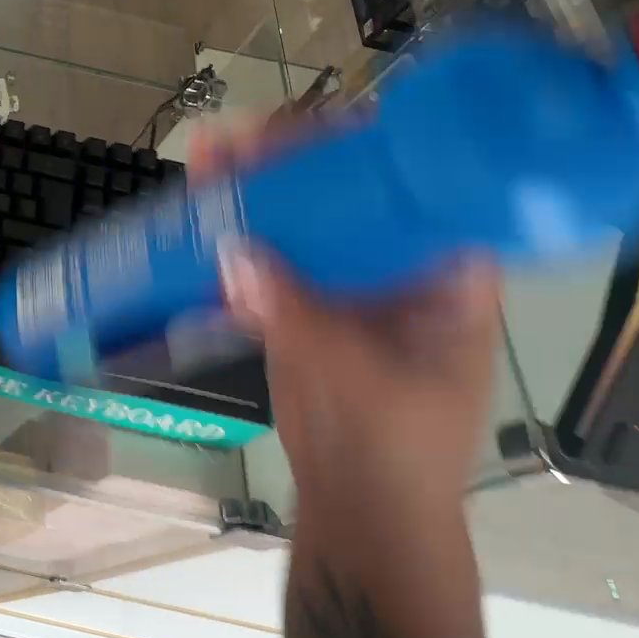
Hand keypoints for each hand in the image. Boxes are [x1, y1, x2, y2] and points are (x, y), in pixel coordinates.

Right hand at [193, 120, 502, 507]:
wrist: (361, 507)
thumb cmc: (391, 446)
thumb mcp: (351, 373)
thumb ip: (295, 312)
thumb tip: (234, 251)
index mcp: (442, 275)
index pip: (416, 189)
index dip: (367, 149)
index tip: (311, 130)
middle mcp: (396, 269)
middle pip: (346, 197)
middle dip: (291, 166)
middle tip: (238, 140)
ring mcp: (343, 289)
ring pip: (298, 226)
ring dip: (252, 196)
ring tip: (206, 159)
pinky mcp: (300, 310)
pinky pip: (265, 263)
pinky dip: (230, 242)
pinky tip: (195, 219)